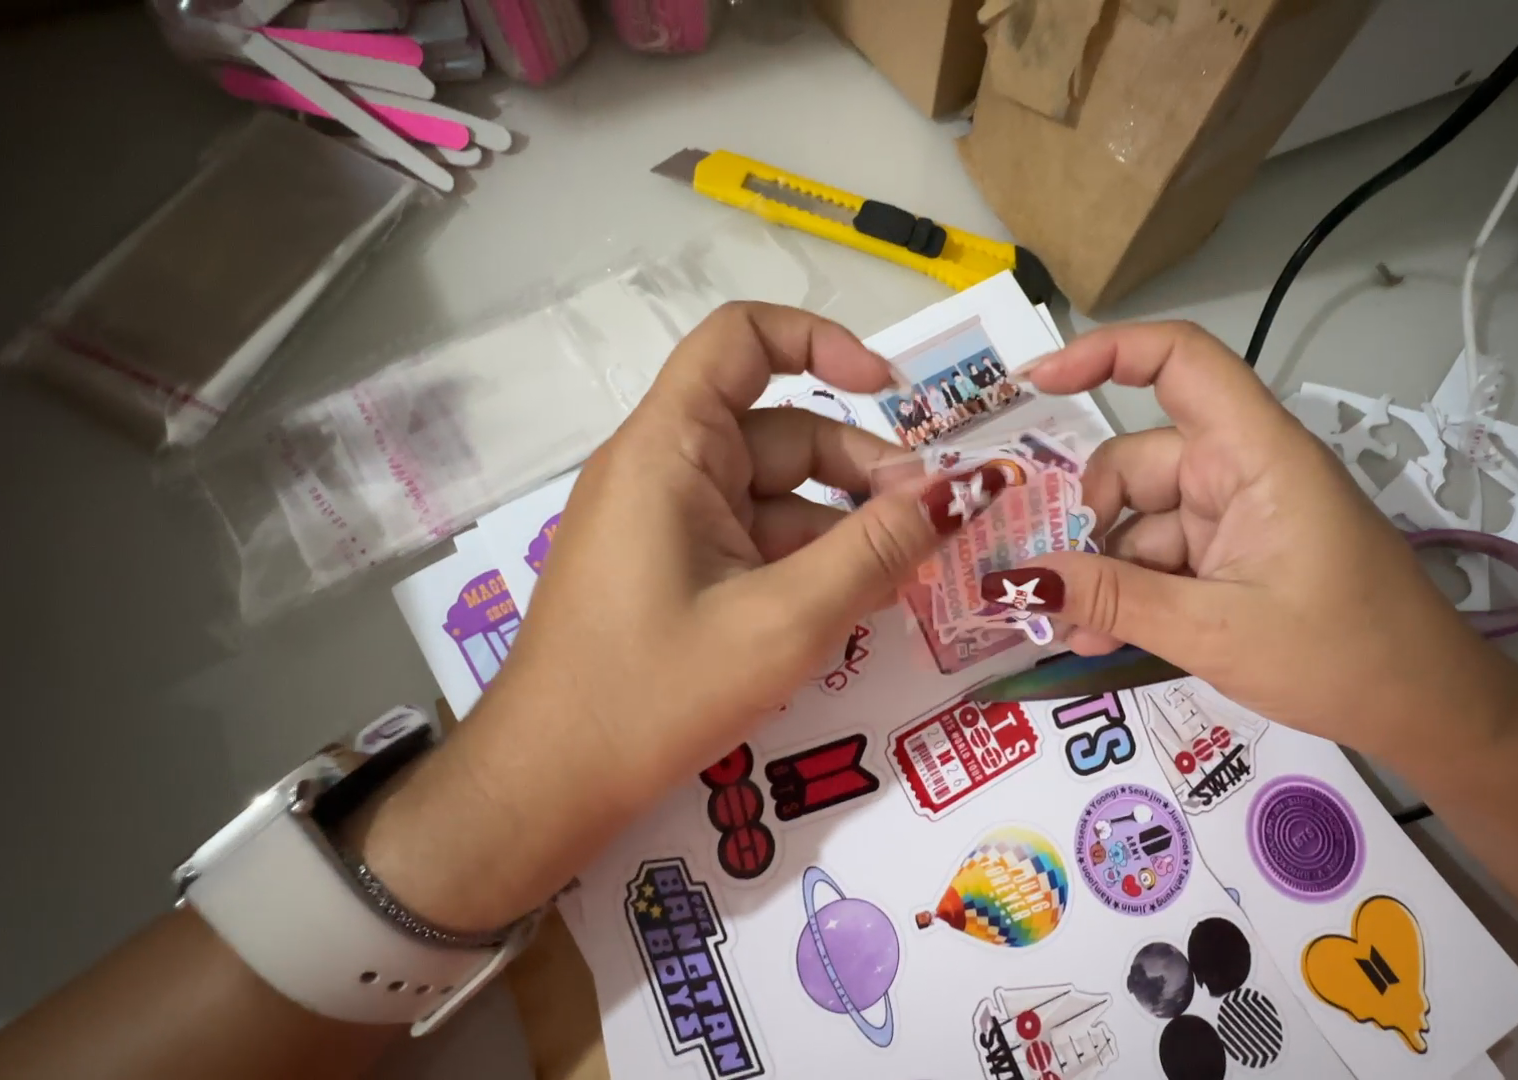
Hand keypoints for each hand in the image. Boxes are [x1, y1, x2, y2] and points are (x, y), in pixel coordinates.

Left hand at [355, 303, 956, 929]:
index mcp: (671, 448)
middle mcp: (666, 468)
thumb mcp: (787, 619)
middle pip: (781, 432)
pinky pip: (756, 540)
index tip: (890, 390)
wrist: (548, 787)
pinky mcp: (675, 567)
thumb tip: (968, 487)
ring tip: (904, 577)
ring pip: (777, 495)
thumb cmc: (657, 693)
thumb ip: (881, 548)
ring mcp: (669, 521)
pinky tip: (855, 604)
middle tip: (930, 526)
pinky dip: (809, 561)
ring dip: (844, 526)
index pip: (742, 339)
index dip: (822, 342)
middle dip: (861, 470)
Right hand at [1001, 323, 1517, 763]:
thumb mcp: (1211, 630)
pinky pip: (1158, 556)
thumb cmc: (1342, 656)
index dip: (1105, 352)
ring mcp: (1234, 513)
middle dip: (1086, 522)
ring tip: (1074, 631)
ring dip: (1102, 571)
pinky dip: (1127, 591)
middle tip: (1049, 584)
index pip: (1180, 360)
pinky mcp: (1231, 553)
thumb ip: (1110, 600)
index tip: (1036, 384)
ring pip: (1137, 519)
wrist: (1426, 712)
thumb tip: (1015, 583)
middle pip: (1135, 463)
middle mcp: (1239, 469)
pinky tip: (1100, 636)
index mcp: (1254, 455)